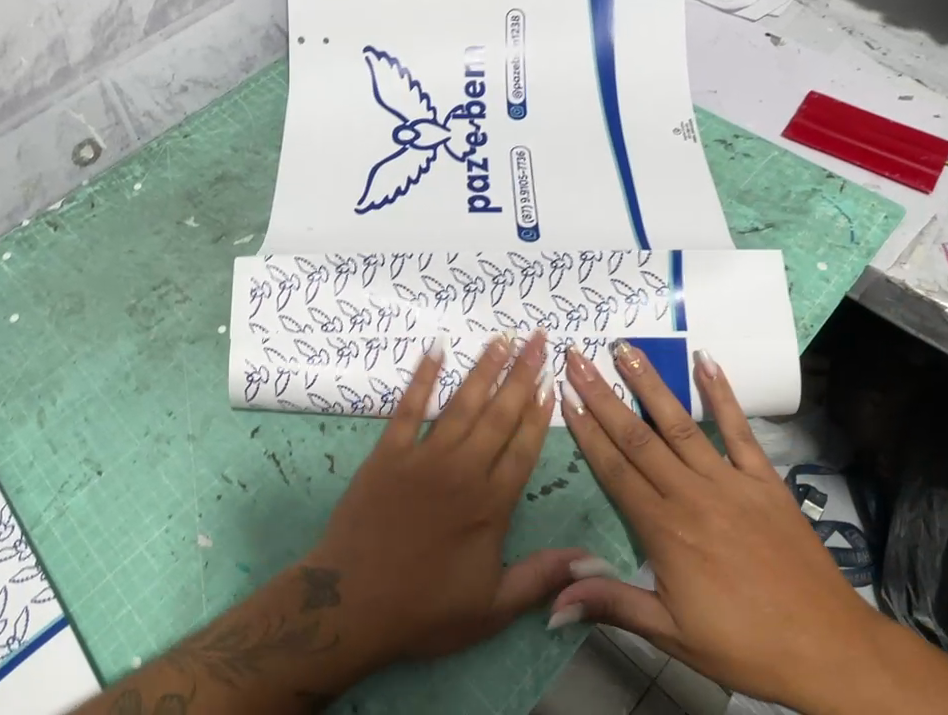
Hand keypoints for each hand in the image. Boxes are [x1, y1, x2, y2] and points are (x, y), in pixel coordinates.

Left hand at [304, 332, 606, 677]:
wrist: (353, 602)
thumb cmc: (425, 609)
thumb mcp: (493, 608)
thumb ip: (543, 577)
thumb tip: (595, 561)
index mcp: (491, 505)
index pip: (523, 448)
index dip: (539, 414)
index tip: (552, 382)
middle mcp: (462, 470)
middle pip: (499, 415)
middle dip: (521, 375)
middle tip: (538, 339)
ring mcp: (423, 457)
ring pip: (462, 404)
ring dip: (484, 370)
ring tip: (502, 339)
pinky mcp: (387, 453)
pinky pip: (408, 407)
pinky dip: (423, 377)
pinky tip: (436, 350)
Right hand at [552, 344, 889, 712]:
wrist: (829, 649)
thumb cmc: (743, 646)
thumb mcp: (670, 634)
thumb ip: (611, 605)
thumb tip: (552, 603)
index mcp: (664, 529)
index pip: (614, 469)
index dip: (586, 431)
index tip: (563, 395)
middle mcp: (692, 494)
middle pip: (638, 437)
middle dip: (603, 395)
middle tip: (576, 357)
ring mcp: (731, 482)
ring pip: (679, 424)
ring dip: (650, 384)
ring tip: (625, 349)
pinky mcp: (766, 481)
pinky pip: (739, 430)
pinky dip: (722, 395)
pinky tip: (706, 362)